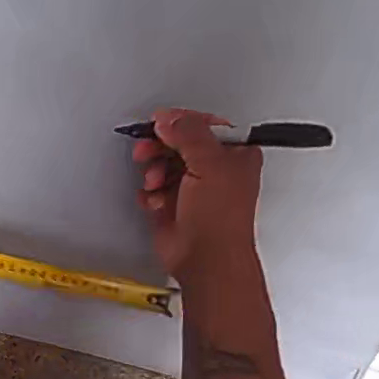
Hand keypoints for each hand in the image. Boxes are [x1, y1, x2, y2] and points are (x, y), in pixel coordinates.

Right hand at [133, 107, 263, 284]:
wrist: (205, 259)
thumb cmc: (220, 220)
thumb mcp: (210, 163)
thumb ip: (188, 135)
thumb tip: (169, 119)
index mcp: (233, 154)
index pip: (204, 125)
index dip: (180, 122)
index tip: (160, 122)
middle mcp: (213, 171)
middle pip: (179, 146)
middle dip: (160, 147)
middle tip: (146, 149)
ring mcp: (191, 191)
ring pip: (163, 168)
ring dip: (153, 171)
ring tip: (153, 180)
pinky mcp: (171, 209)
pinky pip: (153, 193)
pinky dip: (149, 194)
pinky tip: (153, 199)